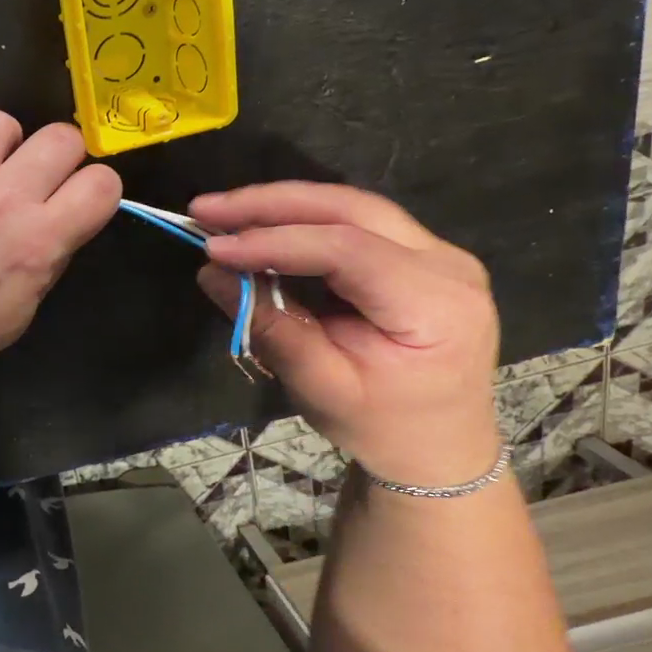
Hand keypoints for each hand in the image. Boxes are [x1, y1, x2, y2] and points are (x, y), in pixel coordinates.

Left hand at [0, 111, 122, 399]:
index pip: (101, 183)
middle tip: (31, 180)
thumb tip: (62, 217)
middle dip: (56, 157)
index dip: (94, 189)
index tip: (75, 199)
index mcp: (38, 240)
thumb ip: (49, 255)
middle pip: (61, 136)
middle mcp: (1, 198)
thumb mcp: (23, 308)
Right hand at [191, 182, 502, 488]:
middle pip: (350, 209)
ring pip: (349, 205)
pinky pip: (352, 221)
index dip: (274, 241)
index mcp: (436, 305)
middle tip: (206, 209)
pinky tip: (256, 225)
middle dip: (271, 203)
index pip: (346, 249)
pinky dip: (297, 218)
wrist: (438, 448)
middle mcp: (446, 265)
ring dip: (280, 205)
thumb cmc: (381, 425)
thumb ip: (269, 325)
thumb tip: (211, 273)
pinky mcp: (416, 255)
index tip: (213, 248)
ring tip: (221, 212)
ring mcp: (436, 254)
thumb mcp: (320, 386)